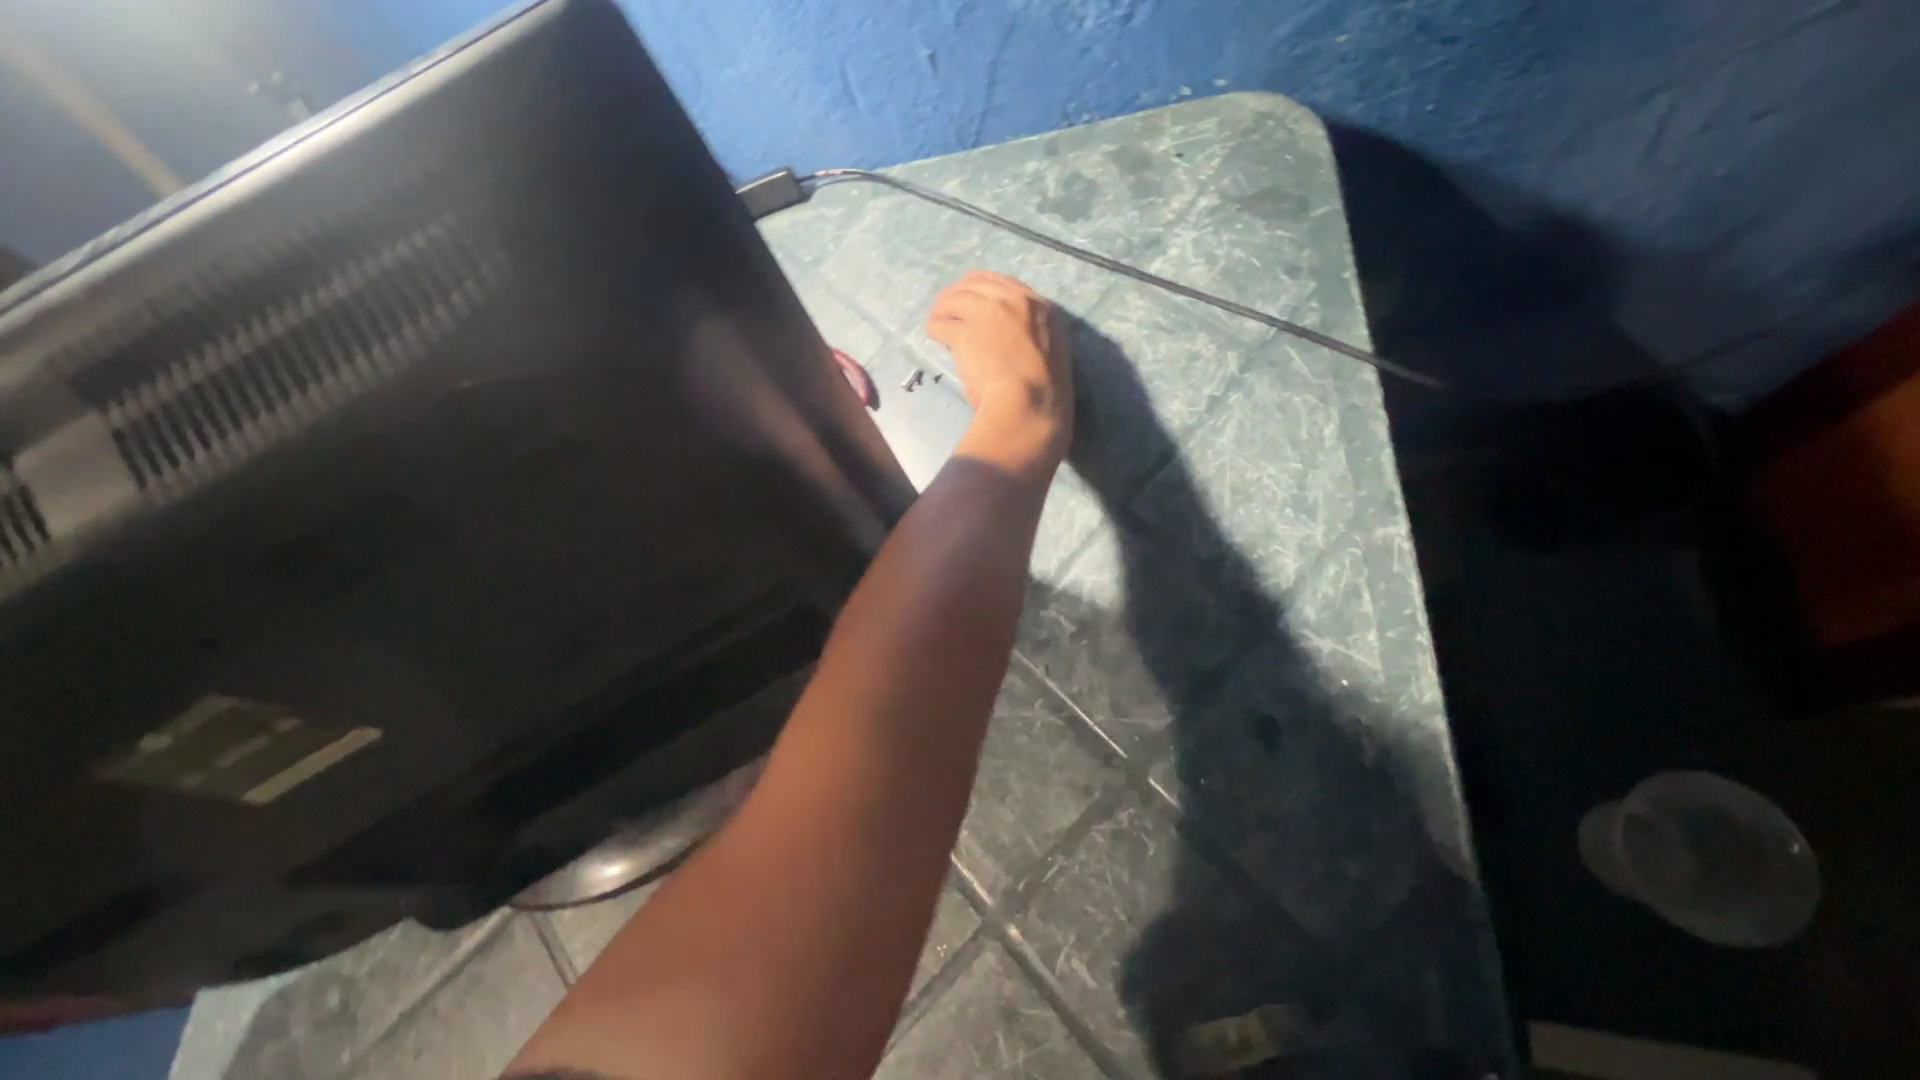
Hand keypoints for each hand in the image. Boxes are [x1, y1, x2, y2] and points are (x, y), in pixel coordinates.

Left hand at [925, 271, 1072, 476]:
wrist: (1030, 405)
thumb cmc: (1045, 391)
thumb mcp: (1051, 351)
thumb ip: (1034, 334)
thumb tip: (1011, 336)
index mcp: (1040, 308)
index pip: (1004, 283)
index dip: (982, 288)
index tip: (972, 297)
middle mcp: (1015, 301)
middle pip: (975, 283)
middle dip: (959, 292)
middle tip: (946, 306)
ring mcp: (988, 312)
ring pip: (955, 298)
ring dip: (943, 308)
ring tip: (936, 319)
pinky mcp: (965, 331)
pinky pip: (941, 322)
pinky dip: (934, 328)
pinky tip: (933, 335)